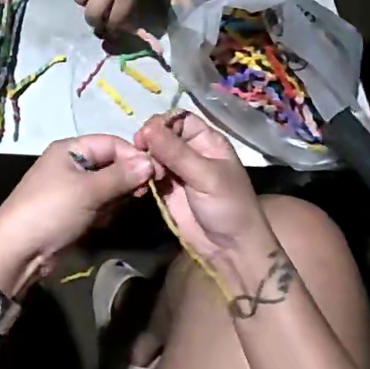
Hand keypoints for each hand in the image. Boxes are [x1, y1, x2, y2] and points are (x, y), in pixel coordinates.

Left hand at [0, 136, 153, 295]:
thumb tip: (151, 162)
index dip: (134, 155)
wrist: (18, 252)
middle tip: (146, 191)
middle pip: (112, 164)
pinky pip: (100, 204)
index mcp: (70, 149)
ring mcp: (73, 189)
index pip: (111, 143)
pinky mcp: (75, 211)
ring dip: (118, 196)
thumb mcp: (88, 190)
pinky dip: (107, 211)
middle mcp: (72, 164)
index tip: (157, 171)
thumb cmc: (52, 210)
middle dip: (128, 177)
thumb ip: (121, 176)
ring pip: (109, 186)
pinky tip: (104, 221)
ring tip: (121, 207)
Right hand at [134, 114, 270, 263]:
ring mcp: (176, 170)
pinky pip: (148, 173)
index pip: (180, 119)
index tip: (147, 135)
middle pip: (162, 134)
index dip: (162, 123)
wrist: (230, 250)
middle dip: (149, 141)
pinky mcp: (165, 188)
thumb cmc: (228, 207)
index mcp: (207, 141)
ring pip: (152, 153)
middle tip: (140, 154)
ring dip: (144, 160)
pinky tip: (139, 184)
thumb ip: (176, 152)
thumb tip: (147, 128)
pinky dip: (141, 175)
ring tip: (145, 174)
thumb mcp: (206, 176)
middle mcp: (191, 151)